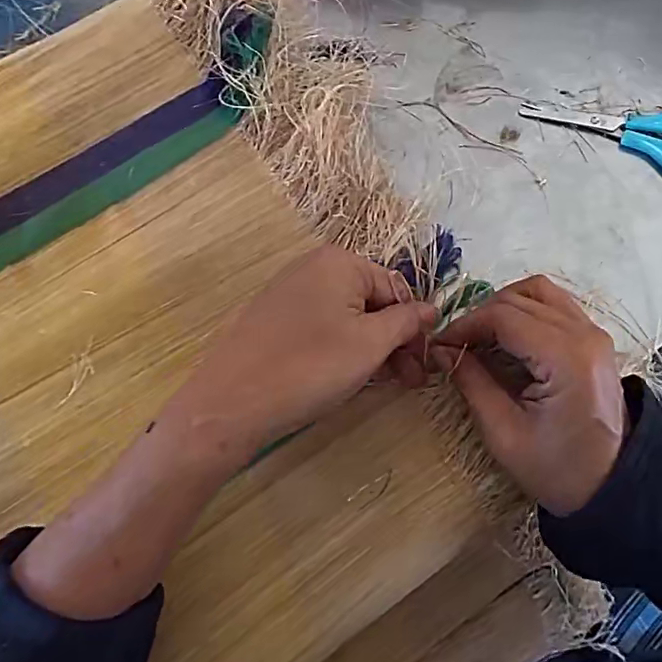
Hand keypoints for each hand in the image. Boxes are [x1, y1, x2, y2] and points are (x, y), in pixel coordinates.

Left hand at [12, 244, 434, 619]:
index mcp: (339, 261)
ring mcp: (290, 292)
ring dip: (372, 349)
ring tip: (382, 385)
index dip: (416, 327)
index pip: (397, 287)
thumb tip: (430, 308)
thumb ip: (405, 321)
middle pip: (371, 301)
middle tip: (410, 383)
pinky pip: (321, 327)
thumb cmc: (309, 366)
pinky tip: (348, 379)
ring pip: (347, 317)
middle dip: (395, 341)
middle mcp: (313, 267)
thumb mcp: (369, 344)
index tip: (425, 367)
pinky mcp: (274, 318)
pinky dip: (342, 349)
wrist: (231, 400)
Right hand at [434, 276, 628, 515]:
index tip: (440, 345)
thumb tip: (439, 349)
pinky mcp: (594, 339)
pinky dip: (525, 308)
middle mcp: (584, 334)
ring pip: (537, 291)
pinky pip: (554, 303)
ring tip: (482, 335)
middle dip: (478, 316)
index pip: (502, 316)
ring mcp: (593, 333)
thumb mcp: (504, 433)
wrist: (616, 491)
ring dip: (502, 305)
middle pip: (517, 299)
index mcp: (566, 357)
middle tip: (455, 345)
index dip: (464, 325)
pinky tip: (509, 336)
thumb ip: (470, 382)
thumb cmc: (559, 469)